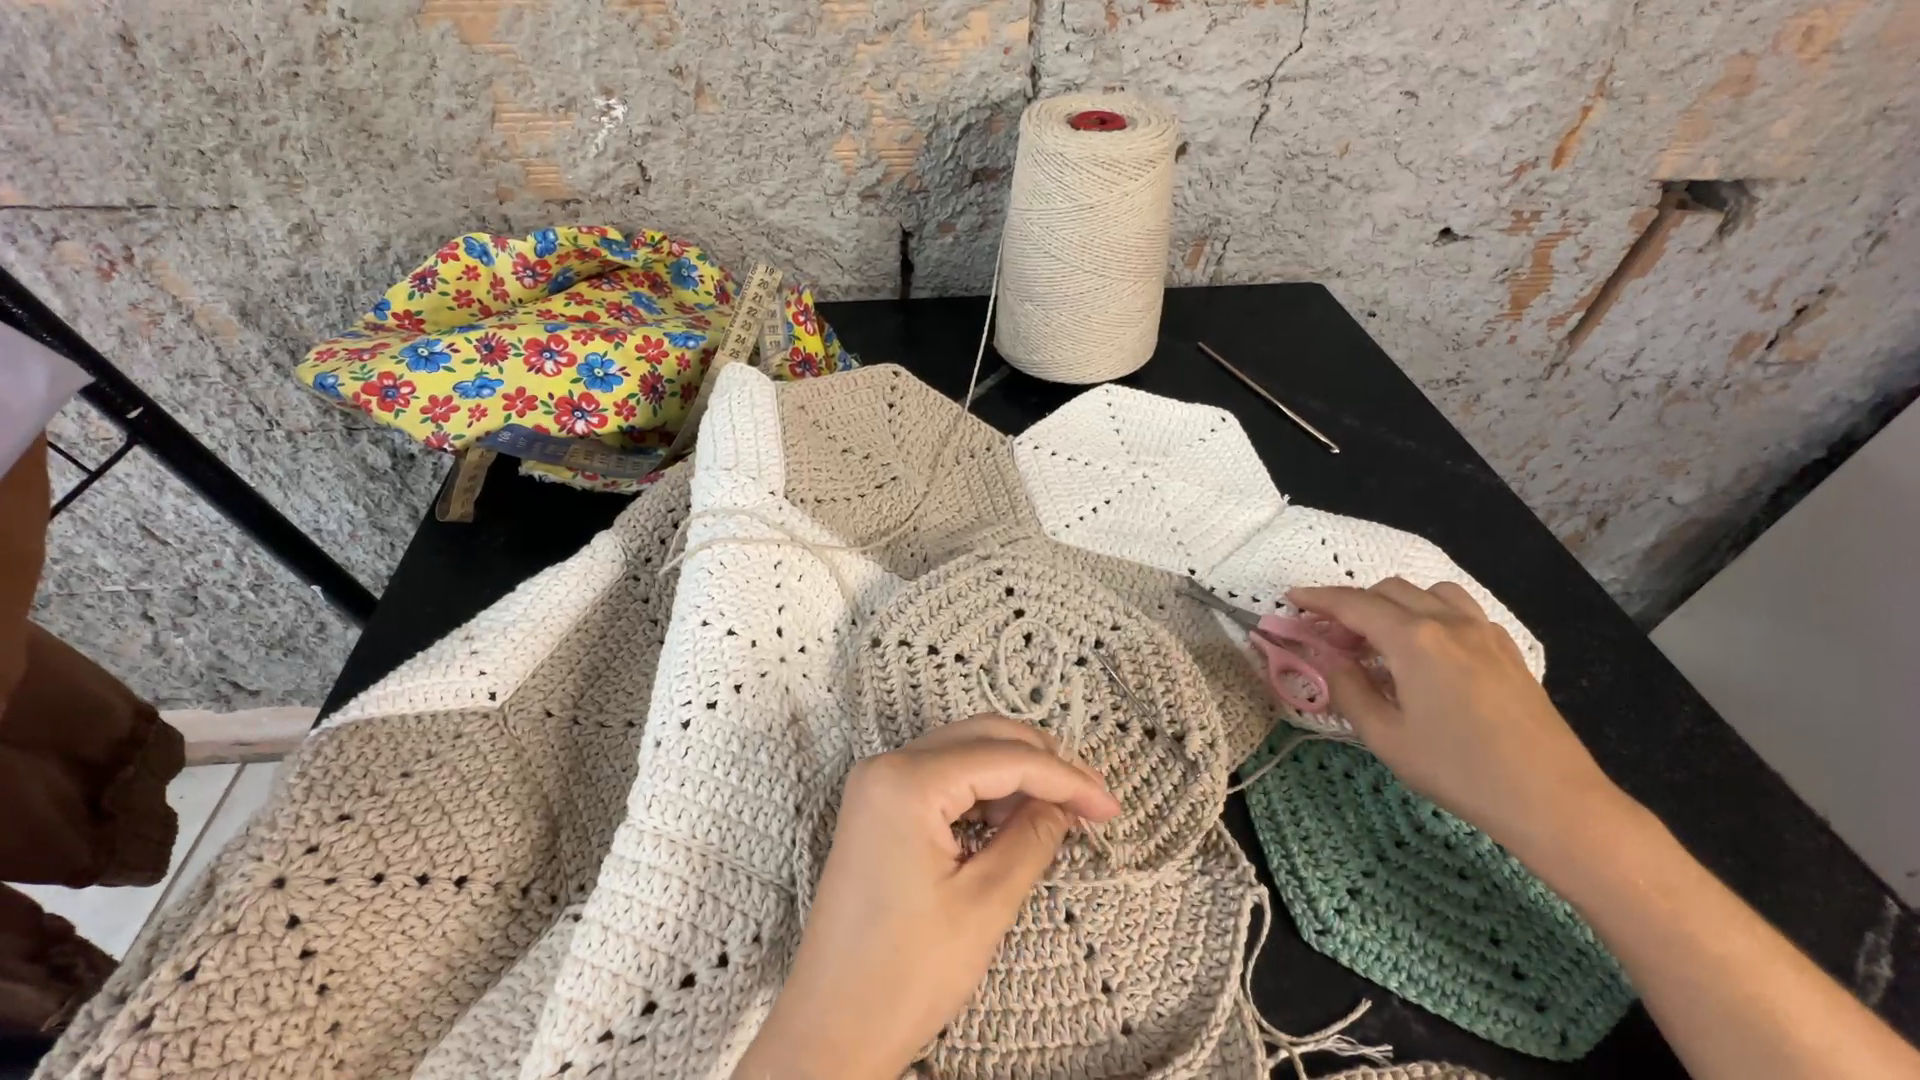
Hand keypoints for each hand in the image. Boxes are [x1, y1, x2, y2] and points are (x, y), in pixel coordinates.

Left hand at [733, 715, 1121, 1079]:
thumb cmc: (902, 975)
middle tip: (1091, 801)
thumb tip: (1065, 805)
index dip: (1066, 778)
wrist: (831, 1028)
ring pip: (964, 752)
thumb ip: (1032, 838)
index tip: (1110, 807)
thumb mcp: (984, 904)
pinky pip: (943, 779)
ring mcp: (877, 786)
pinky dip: (985, 791)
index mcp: (907, 782)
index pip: (1005, 757)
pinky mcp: (878, 809)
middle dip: (1043, 763)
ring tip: (1062, 813)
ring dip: (1016, 774)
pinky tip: (1017, 819)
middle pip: (983, 737)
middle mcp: (886, 766)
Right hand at [1289, 579, 1623, 855]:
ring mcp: (1485, 632)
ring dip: (1394, 604)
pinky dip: (1430, 615)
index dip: (1318, 599)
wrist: (1550, 798)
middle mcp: (1449, 623)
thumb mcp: (1386, 736)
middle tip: (1332, 641)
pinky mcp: (1508, 651)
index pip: (1354, 605)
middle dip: (1353, 606)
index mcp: (1414, 640)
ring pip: (1429, 593)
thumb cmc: (1458, 770)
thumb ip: (1347, 688)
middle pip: (1389, 591)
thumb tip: (1326, 658)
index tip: (1292, 598)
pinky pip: (1460, 612)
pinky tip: (1426, 653)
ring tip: (1380, 639)